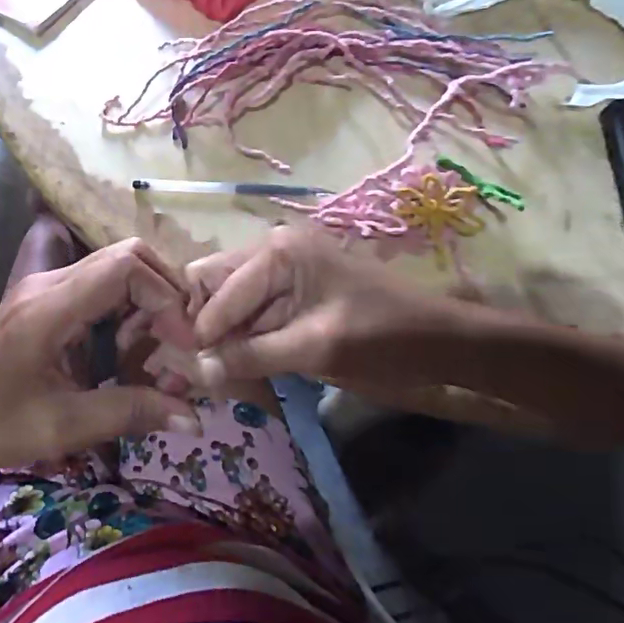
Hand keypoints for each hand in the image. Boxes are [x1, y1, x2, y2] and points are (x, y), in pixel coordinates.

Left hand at [0, 239, 201, 472]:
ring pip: (117, 267)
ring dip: (147, 301)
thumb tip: (192, 417)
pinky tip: (128, 347)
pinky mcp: (47, 297)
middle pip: (127, 256)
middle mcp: (51, 283)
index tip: (182, 344)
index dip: (165, 296)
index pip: (126, 266)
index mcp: (51, 306)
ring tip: (157, 350)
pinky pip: (100, 285)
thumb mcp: (61, 427)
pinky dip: (127, 308)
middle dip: (164, 294)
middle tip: (180, 342)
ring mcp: (47, 285)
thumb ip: (129, 413)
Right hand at [183, 226, 525, 392]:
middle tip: (199, 372)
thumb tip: (198, 370)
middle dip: (206, 328)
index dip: (199, 333)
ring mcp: (284, 266)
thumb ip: (253, 355)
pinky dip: (246, 336)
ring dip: (224, 335)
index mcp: (276, 251)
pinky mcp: (295, 287)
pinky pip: (254, 308)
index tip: (182, 373)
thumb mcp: (314, 349)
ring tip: (219, 373)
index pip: (214, 291)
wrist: (441, 341)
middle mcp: (273, 248)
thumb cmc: (381, 338)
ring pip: (231, 299)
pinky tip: (243, 364)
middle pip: (214, 286)